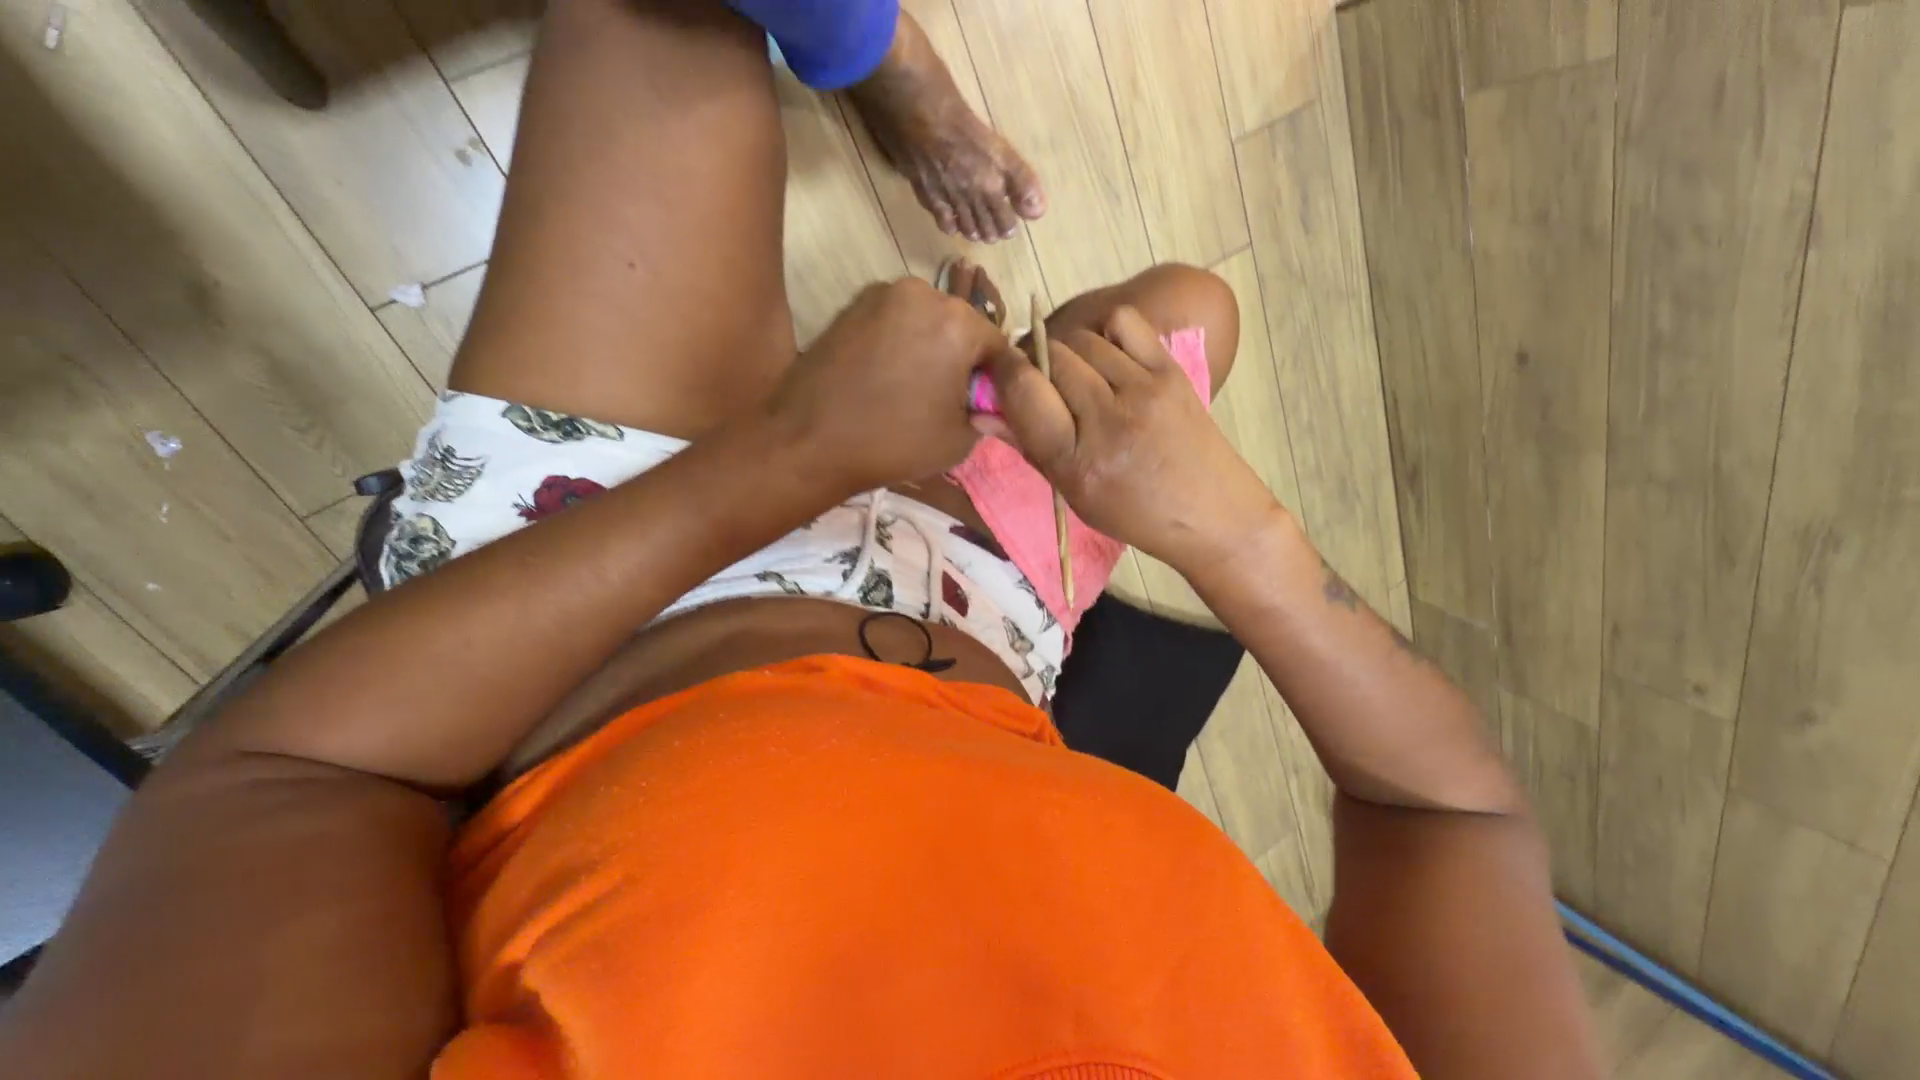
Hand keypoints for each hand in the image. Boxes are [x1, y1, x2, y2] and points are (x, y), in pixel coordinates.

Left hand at [766, 278, 1019, 495]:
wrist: (809, 440)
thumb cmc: (893, 442)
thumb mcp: (960, 440)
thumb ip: (987, 412)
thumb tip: (989, 403)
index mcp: (957, 321)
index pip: (997, 345)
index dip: (994, 378)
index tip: (982, 405)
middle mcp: (922, 293)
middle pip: (959, 326)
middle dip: (959, 358)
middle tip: (946, 399)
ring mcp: (881, 295)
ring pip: (925, 322)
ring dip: (928, 348)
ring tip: (911, 390)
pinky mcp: (851, 306)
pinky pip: (892, 322)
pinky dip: (897, 344)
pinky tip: (884, 378)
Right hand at [976, 306, 1281, 570]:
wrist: (1213, 513)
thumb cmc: (1135, 513)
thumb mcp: (1074, 493)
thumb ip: (1028, 447)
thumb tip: (979, 411)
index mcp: (1076, 461)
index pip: (1024, 391)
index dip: (1003, 372)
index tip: (1000, 374)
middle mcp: (1108, 420)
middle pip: (1051, 358)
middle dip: (1034, 362)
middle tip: (1038, 380)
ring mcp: (1143, 390)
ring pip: (1083, 339)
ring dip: (1068, 350)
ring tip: (1074, 374)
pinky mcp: (1170, 371)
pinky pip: (1124, 323)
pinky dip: (1105, 331)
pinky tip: (1107, 356)